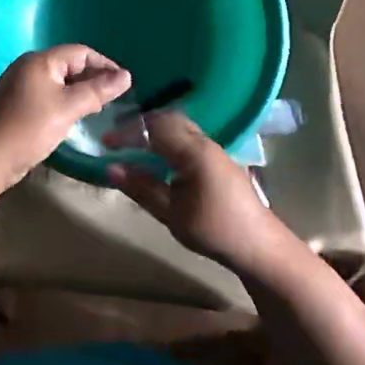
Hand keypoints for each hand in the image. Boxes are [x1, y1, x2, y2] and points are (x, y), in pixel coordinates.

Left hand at [0, 45, 130, 183]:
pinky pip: (47, 94)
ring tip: (100, 107)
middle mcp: (27, 66)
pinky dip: (64, 100)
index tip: (125, 83)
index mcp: (40, 60)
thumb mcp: (68, 108)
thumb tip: (126, 76)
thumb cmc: (29, 128)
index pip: (80, 52)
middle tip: (116, 97)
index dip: (105, 64)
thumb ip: (98, 90)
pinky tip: (74, 116)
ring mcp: (19, 85)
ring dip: (79, 90)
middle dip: (93, 77)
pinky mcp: (15, 103)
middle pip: (68, 64)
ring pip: (58, 81)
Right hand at [106, 110, 290, 270]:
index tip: (106, 143)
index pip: (155, 127)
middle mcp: (205, 143)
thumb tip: (110, 167)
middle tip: (118, 140)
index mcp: (194, 153)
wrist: (258, 246)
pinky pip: (188, 136)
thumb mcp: (170, 213)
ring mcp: (215, 148)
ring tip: (134, 146)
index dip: (128, 131)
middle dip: (140, 125)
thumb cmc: (213, 230)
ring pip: (180, 126)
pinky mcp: (219, 158)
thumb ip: (140, 187)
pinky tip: (158, 156)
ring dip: (155, 131)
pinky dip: (168, 138)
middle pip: (168, 119)